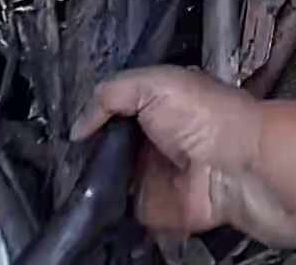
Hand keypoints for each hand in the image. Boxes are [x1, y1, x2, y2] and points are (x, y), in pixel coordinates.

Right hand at [73, 66, 264, 235]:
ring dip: (87, 182)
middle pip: (104, 145)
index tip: (68, 127)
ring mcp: (147, 173)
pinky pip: (114, 211)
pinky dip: (99, 211)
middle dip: (84, 151)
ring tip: (66, 181)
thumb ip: (113, 95)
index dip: (92, 114)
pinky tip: (82, 206)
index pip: (113, 106)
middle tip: (61, 157)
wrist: (234, 165)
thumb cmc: (204, 113)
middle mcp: (149, 135)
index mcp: (156, 100)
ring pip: (103, 179)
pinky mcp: (148, 208)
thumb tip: (79, 126)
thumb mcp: (156, 83)